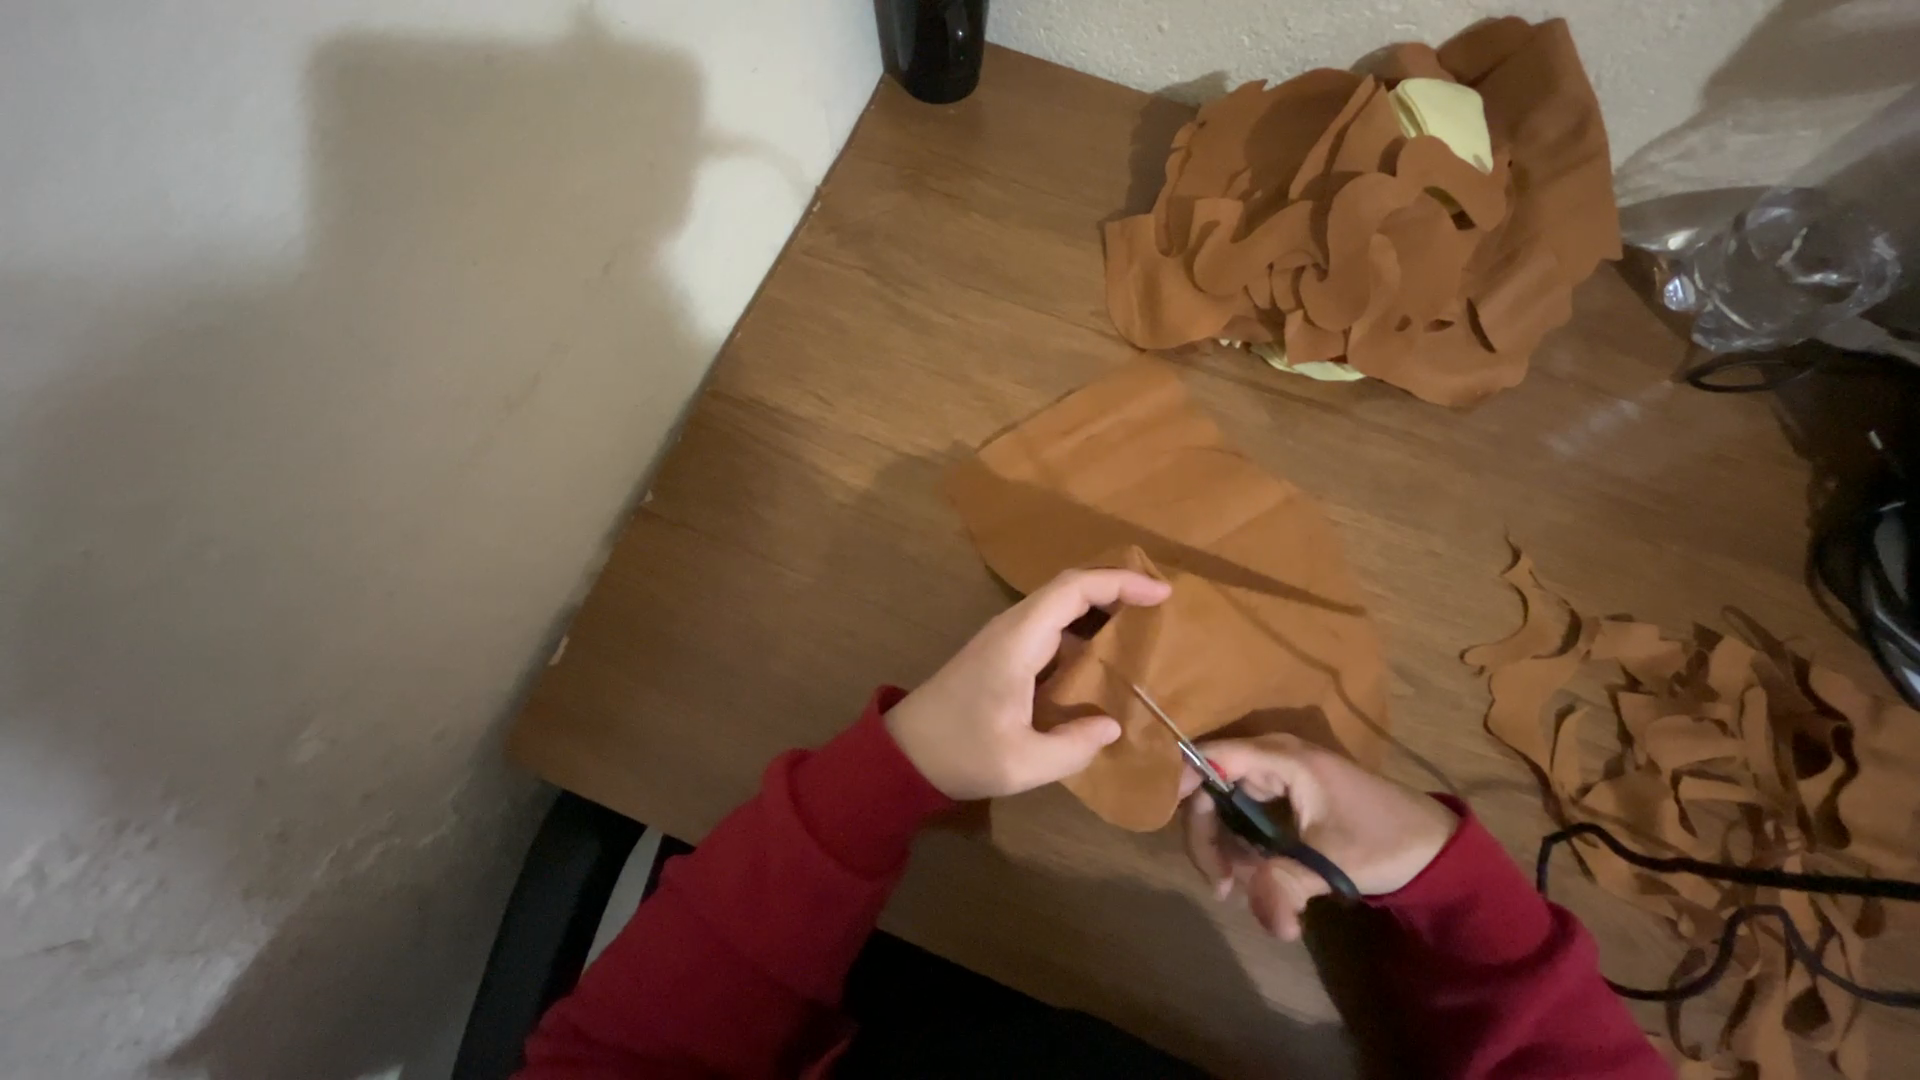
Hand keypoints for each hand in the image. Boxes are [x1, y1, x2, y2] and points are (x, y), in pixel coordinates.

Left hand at [886, 568, 1171, 799]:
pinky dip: (1082, 637)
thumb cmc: (960, 753)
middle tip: (1161, 610)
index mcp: (1018, 641)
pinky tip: (1103, 668)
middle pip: (1069, 590)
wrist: (903, 753)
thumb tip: (1112, 725)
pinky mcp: (1001, 655)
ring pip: (1059, 610)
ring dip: (1100, 614)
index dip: (1119, 582)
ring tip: (1143, 637)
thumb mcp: (1022, 763)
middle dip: (1117, 590)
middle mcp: (1012, 628)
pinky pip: (1050, 631)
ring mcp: (1004, 640)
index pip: (1073, 589)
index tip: (1162, 592)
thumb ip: (1074, 747)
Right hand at [1182, 734, 1457, 939]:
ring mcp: (1277, 775)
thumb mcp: (1334, 864)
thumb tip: (1266, 925)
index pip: (1213, 755)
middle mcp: (1272, 758)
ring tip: (1239, 887)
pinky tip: (1253, 873)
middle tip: (1220, 886)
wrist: (1433, 848)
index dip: (1185, 782)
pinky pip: (1243, 811)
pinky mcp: (1283, 794)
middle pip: (1212, 783)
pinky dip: (1239, 842)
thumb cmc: (1384, 840)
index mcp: (1282, 758)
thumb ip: (1287, 886)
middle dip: (1208, 834)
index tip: (1174, 823)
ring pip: (1224, 800)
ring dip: (1223, 843)